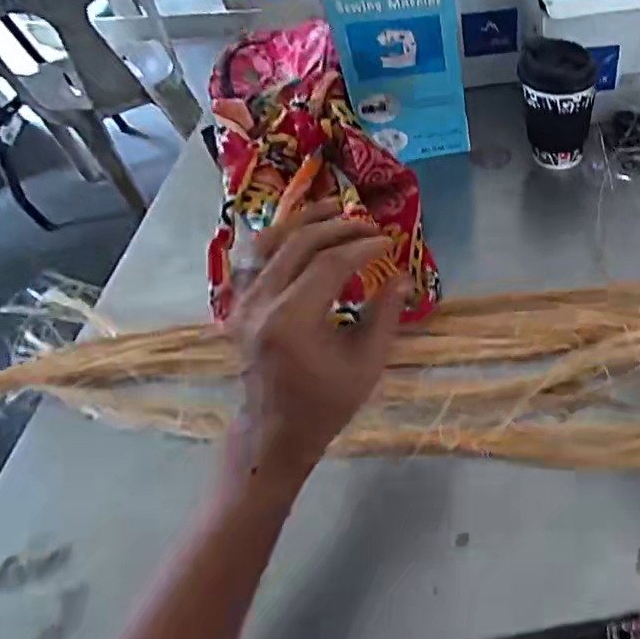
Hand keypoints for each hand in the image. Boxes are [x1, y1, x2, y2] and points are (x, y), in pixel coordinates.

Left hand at [225, 201, 408, 484]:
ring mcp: (243, 302)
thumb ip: (385, 315)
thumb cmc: (325, 404)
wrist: (274, 431)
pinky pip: (253, 258)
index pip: (329, 264)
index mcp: (291, 321)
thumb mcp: (366, 364)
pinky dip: (278, 237)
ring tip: (334, 207)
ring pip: (269, 242)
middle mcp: (260, 304)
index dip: (362, 247)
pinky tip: (299, 229)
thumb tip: (401, 274)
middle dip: (338, 228)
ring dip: (304, 221)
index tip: (387, 242)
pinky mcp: (238, 304)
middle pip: (299, 244)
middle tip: (368, 225)